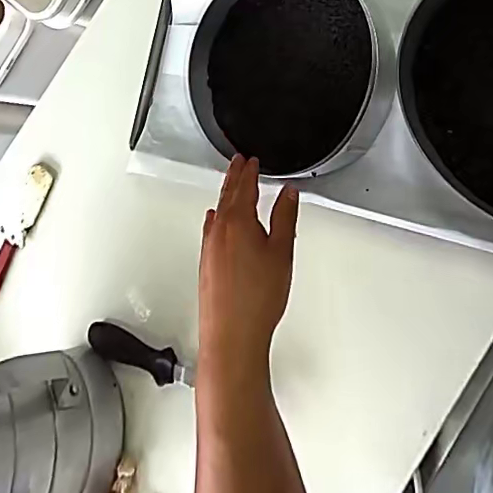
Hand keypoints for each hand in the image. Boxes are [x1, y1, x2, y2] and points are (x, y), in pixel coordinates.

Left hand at [199, 154, 298, 380]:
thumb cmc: (256, 299)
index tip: (251, 160)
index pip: (243, 186)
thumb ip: (284, 218)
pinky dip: (217, 216)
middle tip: (238, 162)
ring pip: (219, 210)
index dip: (249, 171)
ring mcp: (209, 245)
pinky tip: (216, 218)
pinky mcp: (205, 260)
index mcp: (237, 221)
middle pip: (228, 195)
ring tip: (232, 185)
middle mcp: (218, 229)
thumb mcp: (282, 253)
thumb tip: (287, 194)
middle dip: (234, 177)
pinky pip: (211, 227)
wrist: (231, 333)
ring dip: (226, 194)